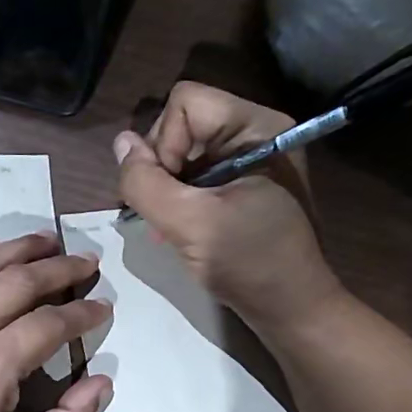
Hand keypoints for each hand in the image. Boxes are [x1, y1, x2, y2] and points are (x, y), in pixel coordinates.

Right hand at [117, 82, 343, 329]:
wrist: (290, 308)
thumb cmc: (249, 264)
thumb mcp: (191, 224)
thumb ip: (146, 183)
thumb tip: (120, 143)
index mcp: (258, 127)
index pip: (185, 103)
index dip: (165, 144)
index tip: (169, 193)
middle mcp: (255, 132)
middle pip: (180, 123)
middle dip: (163, 167)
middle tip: (166, 212)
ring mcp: (249, 157)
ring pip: (182, 150)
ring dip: (166, 186)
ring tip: (171, 225)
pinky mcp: (241, 181)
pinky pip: (193, 171)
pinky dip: (177, 197)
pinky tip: (179, 226)